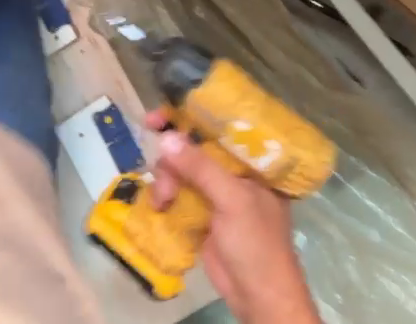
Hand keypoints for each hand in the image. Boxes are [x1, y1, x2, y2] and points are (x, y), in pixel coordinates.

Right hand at [148, 117, 319, 323]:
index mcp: (249, 161)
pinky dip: (164, 196)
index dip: (187, 116)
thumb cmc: (257, 244)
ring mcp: (215, 192)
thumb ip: (200, 168)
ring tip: (164, 201)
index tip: (157, 117)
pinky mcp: (200, 213)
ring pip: (179, 170)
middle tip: (156, 163)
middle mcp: (232, 171)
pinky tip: (159, 206)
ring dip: (166, 180)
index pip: (216, 127)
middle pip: (192, 146)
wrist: (259, 299)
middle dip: (171, 156)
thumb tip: (166, 138)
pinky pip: (176, 192)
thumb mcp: (233, 200)